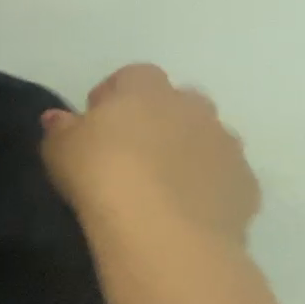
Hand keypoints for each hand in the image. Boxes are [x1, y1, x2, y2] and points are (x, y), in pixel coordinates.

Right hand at [41, 64, 258, 247]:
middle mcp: (194, 112)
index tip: (95, 117)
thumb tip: (62, 118)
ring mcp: (227, 148)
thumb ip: (62, 127)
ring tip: (156, 177)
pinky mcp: (247, 184)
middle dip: (159, 116)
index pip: (137, 74)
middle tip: (129, 145)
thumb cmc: (98, 174)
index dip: (115, 91)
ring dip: (185, 147)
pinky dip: (204, 179)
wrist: (163, 230)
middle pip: (181, 101)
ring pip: (208, 136)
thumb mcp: (57, 147)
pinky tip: (179, 202)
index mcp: (146, 94)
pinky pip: (223, 172)